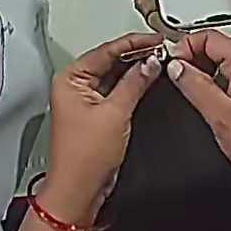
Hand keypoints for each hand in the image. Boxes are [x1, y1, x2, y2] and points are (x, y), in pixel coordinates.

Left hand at [42, 33, 164, 219]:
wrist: (79, 190)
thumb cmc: (84, 157)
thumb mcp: (116, 113)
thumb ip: (135, 83)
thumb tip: (150, 63)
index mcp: (69, 78)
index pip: (105, 50)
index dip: (133, 43)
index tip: (155, 40)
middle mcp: (73, 85)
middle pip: (108, 60)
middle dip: (135, 54)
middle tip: (160, 49)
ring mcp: (83, 99)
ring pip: (113, 75)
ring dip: (135, 69)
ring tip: (158, 61)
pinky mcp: (94, 113)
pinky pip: (115, 90)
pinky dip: (131, 85)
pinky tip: (146, 80)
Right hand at [166, 31, 230, 193]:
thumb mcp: (222, 117)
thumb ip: (195, 87)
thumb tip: (176, 67)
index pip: (209, 37)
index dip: (185, 47)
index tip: (172, 64)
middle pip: (217, 45)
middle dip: (192, 57)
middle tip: (177, 75)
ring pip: (225, 61)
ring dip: (204, 70)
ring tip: (190, 89)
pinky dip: (217, 82)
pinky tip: (210, 101)